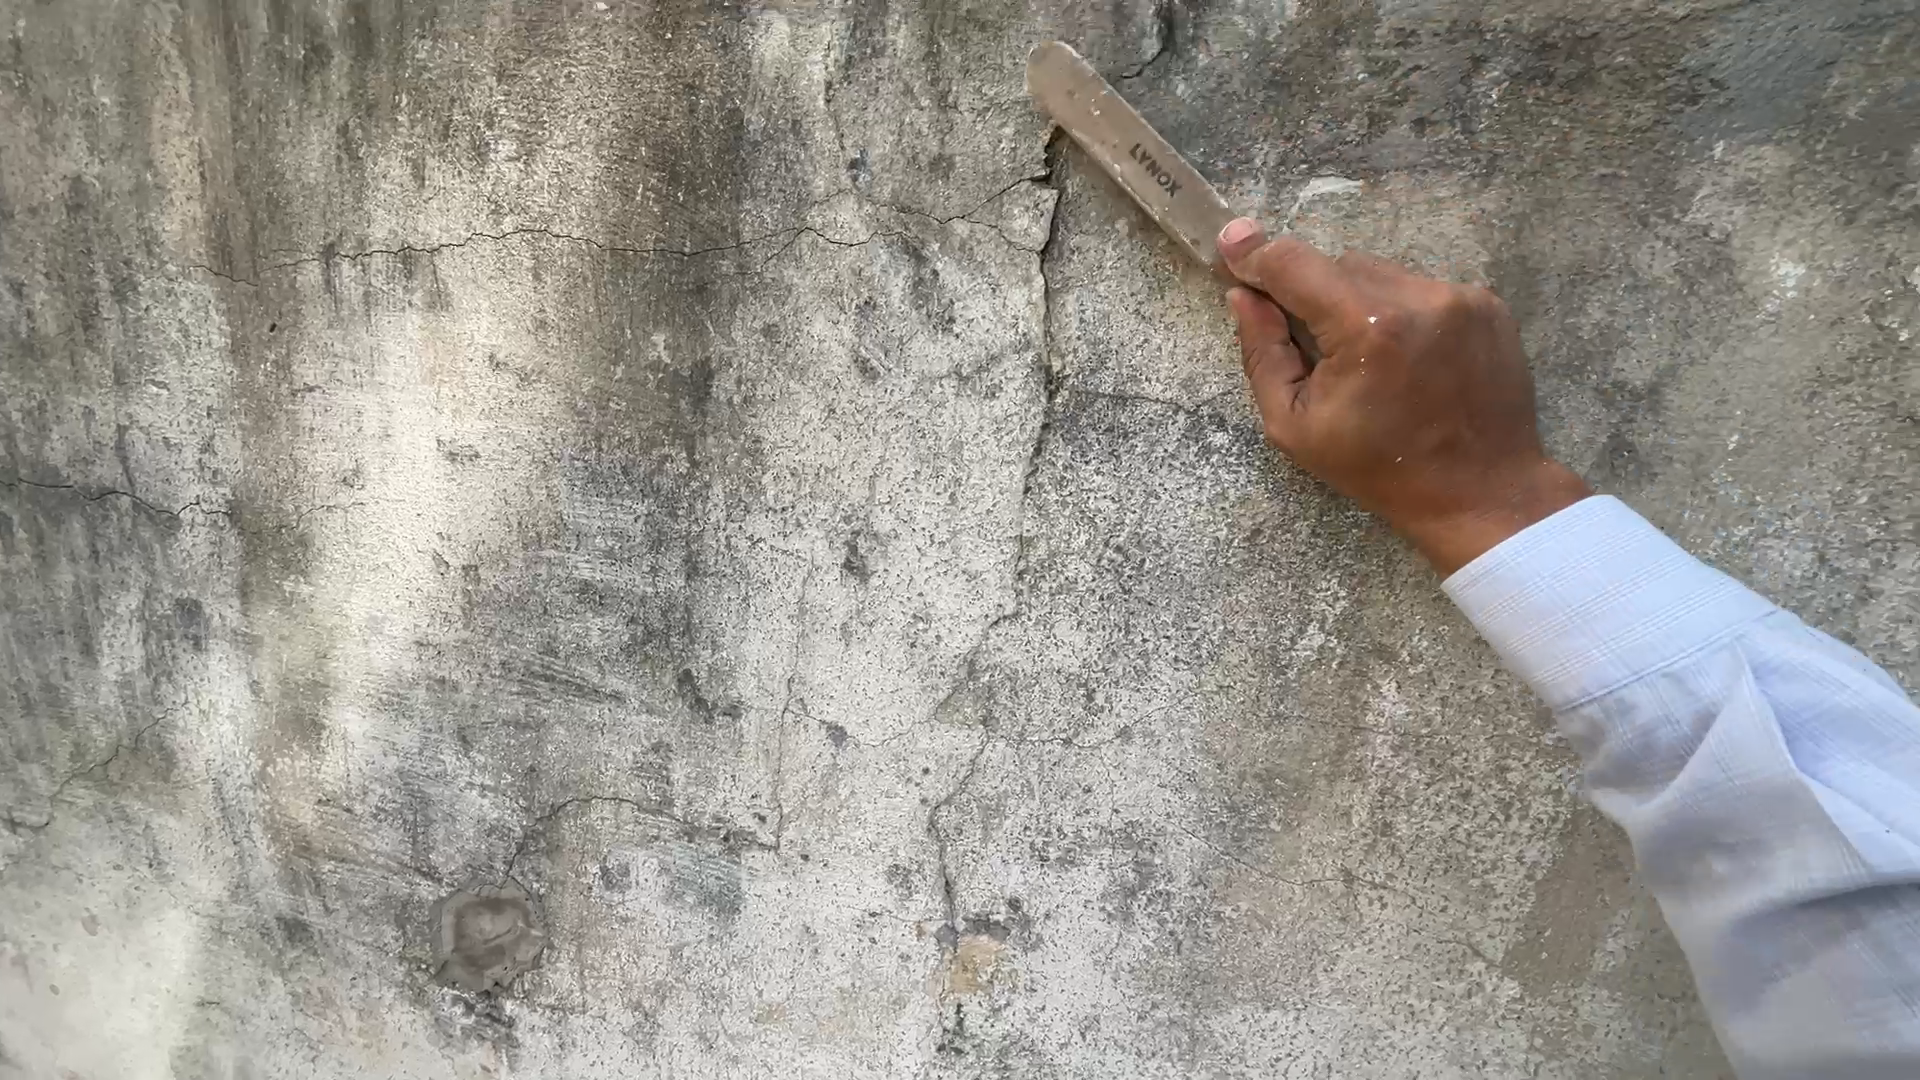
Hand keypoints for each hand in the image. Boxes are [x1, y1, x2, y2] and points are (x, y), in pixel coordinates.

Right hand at [1216, 218, 1590, 575]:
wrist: (1476, 489)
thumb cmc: (1372, 466)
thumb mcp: (1292, 425)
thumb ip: (1262, 354)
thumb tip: (1241, 297)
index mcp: (1366, 330)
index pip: (1296, 266)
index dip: (1257, 253)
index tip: (1230, 243)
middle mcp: (1419, 297)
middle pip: (1338, 264)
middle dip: (1311, 292)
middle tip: (1307, 342)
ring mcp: (1461, 296)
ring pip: (1379, 272)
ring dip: (1353, 300)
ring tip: (1363, 358)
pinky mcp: (1488, 302)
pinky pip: (1418, 287)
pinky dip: (1395, 309)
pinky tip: (1401, 356)